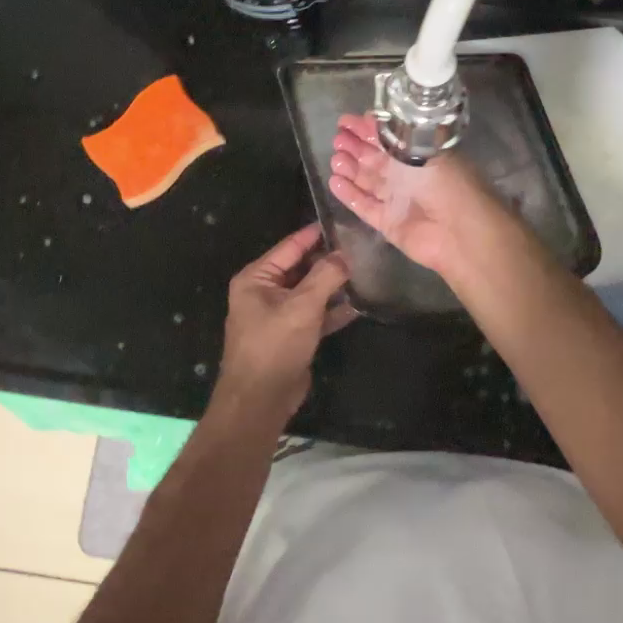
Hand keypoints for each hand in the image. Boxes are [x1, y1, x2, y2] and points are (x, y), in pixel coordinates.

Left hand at [214, 223, 353, 425]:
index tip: (343, 223)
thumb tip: (346, 254)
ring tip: (365, 272)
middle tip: (361, 249)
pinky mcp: (292, 335)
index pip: (290, 247)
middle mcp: (264, 292)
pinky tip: (358, 304)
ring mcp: (278, 314)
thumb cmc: (275, 345)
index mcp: (256, 278)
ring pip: (310, 292)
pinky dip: (333, 310)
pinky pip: (315, 314)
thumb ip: (326, 276)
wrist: (261, 399)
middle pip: (301, 268)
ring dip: (333, 286)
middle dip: (329, 261)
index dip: (315, 235)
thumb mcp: (302, 306)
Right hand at [325, 113, 508, 276]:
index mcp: (421, 155)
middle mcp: (409, 177)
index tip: (348, 120)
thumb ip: (396, 138)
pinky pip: (365, 206)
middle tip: (337, 137)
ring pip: (368, 181)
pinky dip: (350, 194)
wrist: (457, 229)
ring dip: (351, 168)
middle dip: (356, 147)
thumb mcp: (422, 151)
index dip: (369, 130)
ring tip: (335, 157)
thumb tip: (374, 120)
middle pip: (376, 160)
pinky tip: (335, 181)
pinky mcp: (388, 223)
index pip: (390, 139)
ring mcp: (398, 201)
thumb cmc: (445, 182)